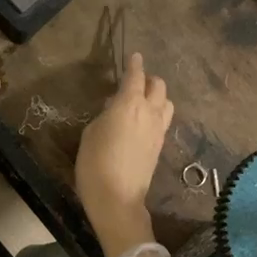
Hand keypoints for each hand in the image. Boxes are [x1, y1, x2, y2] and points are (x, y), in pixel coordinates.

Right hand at [75, 52, 171, 256]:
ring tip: (144, 102)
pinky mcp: (159, 147)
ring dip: (158, 98)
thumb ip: (105, 116)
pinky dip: (156, 115)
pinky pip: (163, 122)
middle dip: (149, 80)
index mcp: (129, 104)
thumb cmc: (95, 164)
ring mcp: (158, 131)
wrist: (117, 199)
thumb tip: (114, 109)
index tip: (135, 56)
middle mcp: (148, 113)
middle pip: (158, 87)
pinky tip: (144, 123)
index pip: (135, 77)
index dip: (134, 64)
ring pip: (166, 104)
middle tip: (138, 82)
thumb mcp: (90, 134)